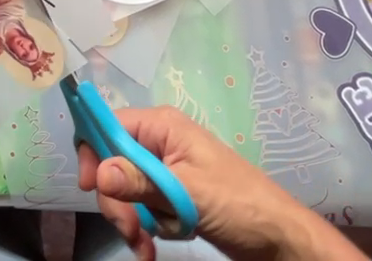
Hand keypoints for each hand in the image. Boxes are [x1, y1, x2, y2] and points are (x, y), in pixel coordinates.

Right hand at [77, 106, 356, 260]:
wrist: (280, 240)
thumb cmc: (238, 205)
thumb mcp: (187, 193)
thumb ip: (141, 182)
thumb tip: (99, 173)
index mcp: (162, 127)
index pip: (109, 125)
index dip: (92, 151)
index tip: (91, 187)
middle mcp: (159, 142)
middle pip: (113, 162)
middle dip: (116, 199)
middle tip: (129, 231)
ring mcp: (165, 169)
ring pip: (124, 188)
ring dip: (129, 219)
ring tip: (144, 246)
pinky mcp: (172, 194)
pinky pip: (141, 206)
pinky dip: (142, 227)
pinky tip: (150, 248)